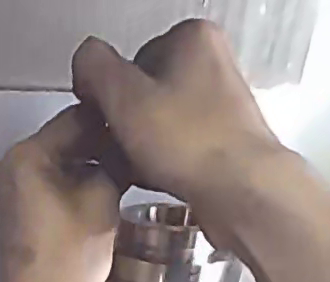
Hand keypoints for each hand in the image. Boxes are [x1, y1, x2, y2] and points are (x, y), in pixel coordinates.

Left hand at [0, 105, 121, 281]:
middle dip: (94, 150)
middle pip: (59, 144)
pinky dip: (67, 192)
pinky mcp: (12, 219)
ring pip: (52, 170)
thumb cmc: (72, 255)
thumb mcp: (102, 203)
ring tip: (116, 183)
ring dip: (82, 172)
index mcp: (27, 154)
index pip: (74, 121)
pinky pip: (43, 192)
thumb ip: (113, 167)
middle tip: (129, 160)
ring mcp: (6, 195)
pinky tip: (92, 204)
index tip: (134, 133)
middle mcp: (9, 167)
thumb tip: (122, 154)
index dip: (108, 125)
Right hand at [71, 21, 298, 236]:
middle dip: (126, 126)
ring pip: (164, 129)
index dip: (109, 95)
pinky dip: (164, 168)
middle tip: (115, 153)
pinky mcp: (227, 153)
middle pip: (147, 96)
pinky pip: (182, 155)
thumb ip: (94, 68)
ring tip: (133, 172)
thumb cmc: (190, 143)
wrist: (244, 195)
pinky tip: (155, 183)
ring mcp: (223, 113)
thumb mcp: (124, 96)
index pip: (131, 60)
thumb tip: (85, 64)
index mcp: (192, 39)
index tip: (101, 124)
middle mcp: (214, 69)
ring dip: (142, 151)